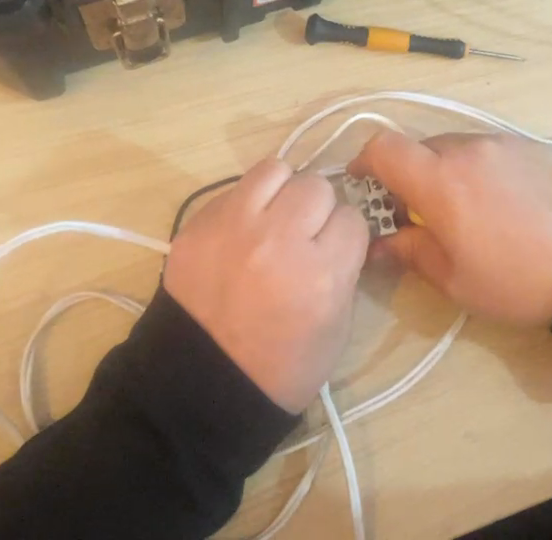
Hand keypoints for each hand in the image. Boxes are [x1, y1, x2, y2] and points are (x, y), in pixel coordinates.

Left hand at [163, 159, 370, 411]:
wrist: (203, 382)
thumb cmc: (281, 365)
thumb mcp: (336, 327)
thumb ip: (344, 269)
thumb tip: (339, 230)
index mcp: (322, 274)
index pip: (352, 217)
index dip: (345, 233)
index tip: (333, 248)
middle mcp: (280, 240)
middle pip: (316, 186)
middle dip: (316, 209)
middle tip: (303, 233)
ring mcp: (235, 227)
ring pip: (275, 169)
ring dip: (281, 191)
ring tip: (273, 217)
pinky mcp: (199, 224)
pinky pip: (235, 189)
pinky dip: (245, 205)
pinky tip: (241, 233)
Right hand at [351, 132, 551, 327]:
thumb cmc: (514, 279)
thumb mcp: (453, 279)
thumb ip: (408, 252)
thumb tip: (376, 245)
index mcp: (438, 180)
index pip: (382, 146)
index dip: (363, 161)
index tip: (363, 185)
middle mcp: (462, 148)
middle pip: (415, 148)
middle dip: (405, 176)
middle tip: (415, 213)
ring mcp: (495, 142)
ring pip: (447, 146)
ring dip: (439, 170)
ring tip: (460, 209)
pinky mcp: (521, 145)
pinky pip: (479, 148)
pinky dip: (470, 167)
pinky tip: (491, 201)